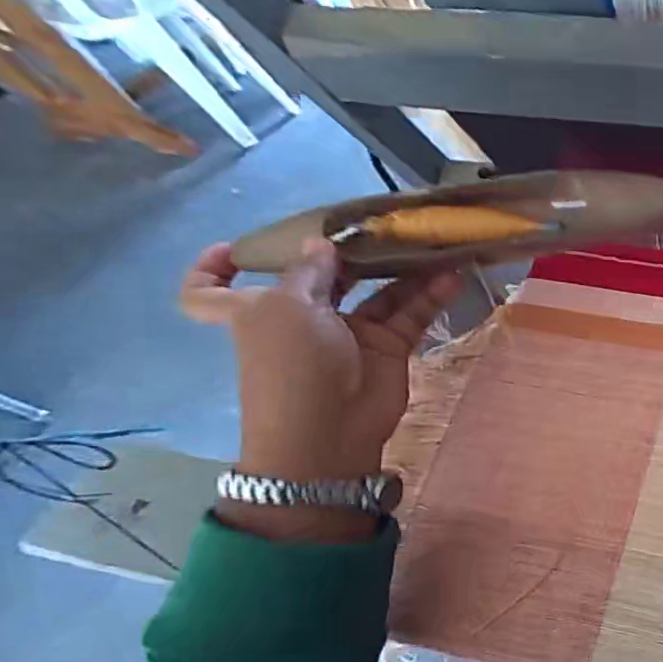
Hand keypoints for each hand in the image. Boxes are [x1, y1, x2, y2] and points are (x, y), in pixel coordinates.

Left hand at [180, 239, 459, 540]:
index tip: (234, 248)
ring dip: (400, 270)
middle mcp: (302, 317)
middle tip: (370, 229)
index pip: (212, 289)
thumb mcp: (288, 308)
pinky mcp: (387, 348)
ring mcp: (348, 333)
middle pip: (319, 279)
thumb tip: (321, 244)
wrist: (331, 432)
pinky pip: (409, 315)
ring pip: (375, 293)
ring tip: (425, 244)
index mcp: (257, 308)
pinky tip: (450, 275)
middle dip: (342, 254)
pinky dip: (429, 296)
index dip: (214, 267)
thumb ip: (308, 271)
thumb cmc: (292, 366)